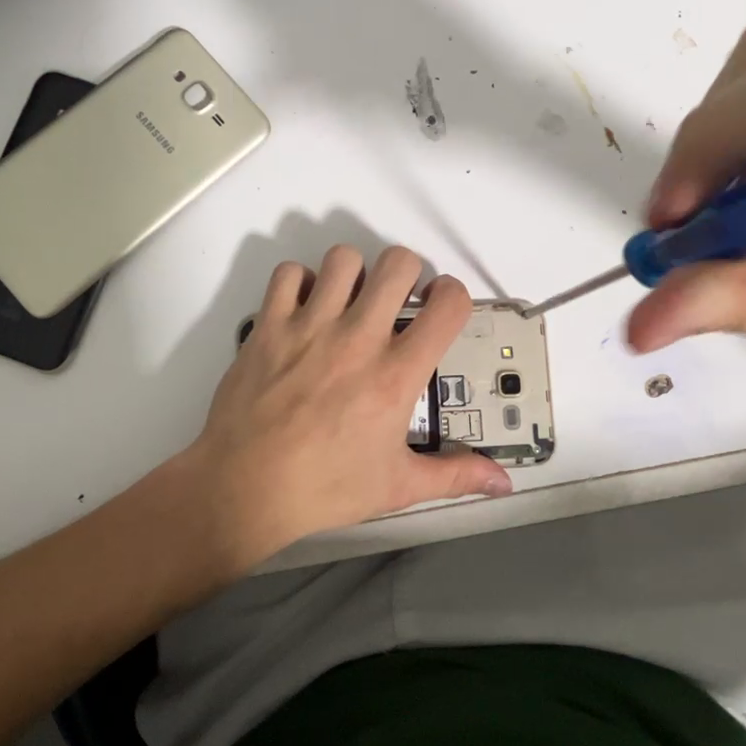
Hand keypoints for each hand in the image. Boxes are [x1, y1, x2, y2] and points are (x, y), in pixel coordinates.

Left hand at [183, 246, 511, 564]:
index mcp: (396, 375)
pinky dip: (299, 281)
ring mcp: (310, 326)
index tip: (442, 305)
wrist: (245, 486)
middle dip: (407, 272)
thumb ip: (454, 476)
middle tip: (397, 298)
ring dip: (354, 273)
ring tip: (349, 299)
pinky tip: (304, 306)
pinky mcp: (270, 325)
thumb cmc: (323, 487)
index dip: (453, 295)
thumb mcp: (397, 486)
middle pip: (398, 264)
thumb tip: (500, 481)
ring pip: (344, 258)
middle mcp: (357, 339)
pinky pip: (289, 273)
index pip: (447, 306)